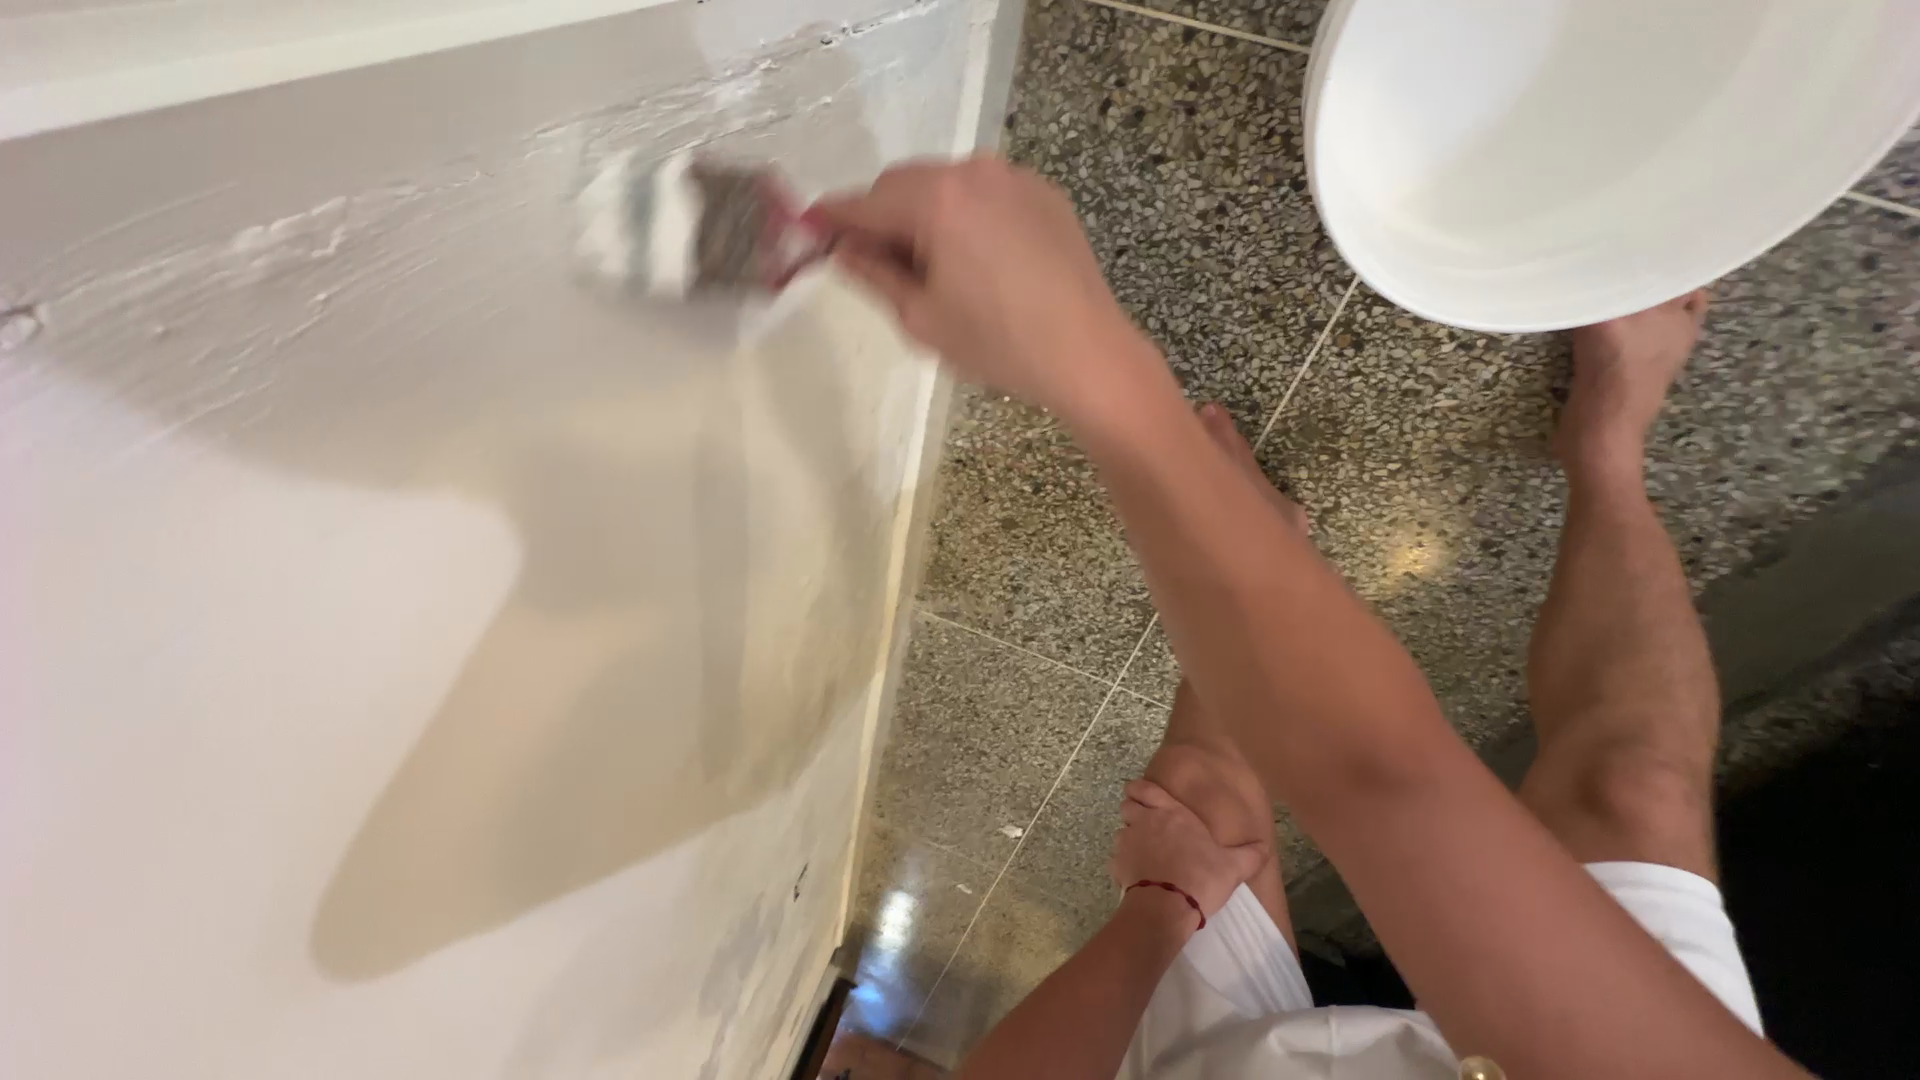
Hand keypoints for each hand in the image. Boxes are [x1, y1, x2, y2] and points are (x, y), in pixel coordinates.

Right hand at [809, 156, 1158, 419]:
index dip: (833, 219)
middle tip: (883, 269)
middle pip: (905, 183)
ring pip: (946, 186)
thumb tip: (841, 249)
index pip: (866, 203)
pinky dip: (967, 217)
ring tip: (939, 272)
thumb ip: (873, 274)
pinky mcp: (1044, 195)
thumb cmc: (998, 345)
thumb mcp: (922, 319)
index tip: (810, 230)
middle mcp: (974, 172)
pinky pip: (986, 195)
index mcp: (937, 201)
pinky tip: (981, 264)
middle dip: (884, 219)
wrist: (1087, 354)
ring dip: (926, 216)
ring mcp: (1015, 178)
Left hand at [1109, 779, 1268, 918]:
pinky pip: (1117, 859)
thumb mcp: (1233, 867)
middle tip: (1146, 826)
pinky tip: (1137, 877)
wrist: (1167, 905)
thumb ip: (1249, 855)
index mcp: (1171, 812)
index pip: (1144, 788)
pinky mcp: (1117, 864)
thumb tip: (1264, 847)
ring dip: (1130, 839)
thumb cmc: (1201, 877)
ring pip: (1121, 831)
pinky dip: (1124, 864)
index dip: (1139, 789)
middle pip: (1127, 806)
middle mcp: (1145, 820)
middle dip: (1133, 812)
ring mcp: (1128, 841)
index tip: (1141, 795)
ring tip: (1144, 854)